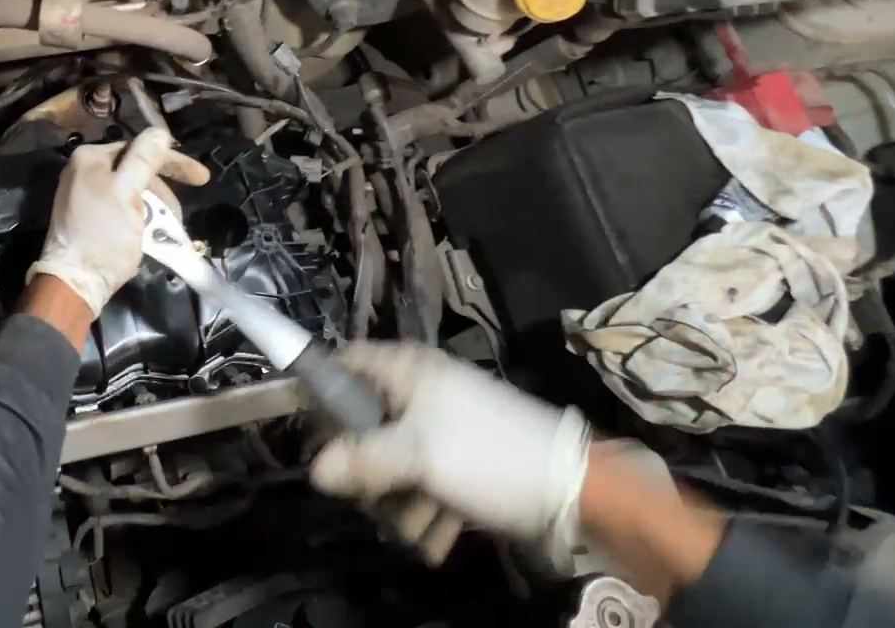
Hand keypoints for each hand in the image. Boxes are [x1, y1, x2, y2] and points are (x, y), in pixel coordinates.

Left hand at [29, 128, 209, 315]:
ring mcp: (83, 193)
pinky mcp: (87, 215)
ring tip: (168, 229)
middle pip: (136, 169)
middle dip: (163, 191)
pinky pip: (121, 206)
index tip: (202, 178)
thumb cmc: (104, 236)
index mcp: (90, 158)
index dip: (174, 162)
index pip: (140, 149)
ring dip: (154, 207)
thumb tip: (160, 132)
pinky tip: (151, 231)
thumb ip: (144, 160)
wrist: (75, 282)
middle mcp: (84, 170)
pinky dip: (140, 216)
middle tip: (180, 213)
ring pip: (131, 190)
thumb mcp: (127, 194)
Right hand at [309, 342, 590, 556]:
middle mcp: (418, 391)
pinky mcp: (462, 458)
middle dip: (370, 470)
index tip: (316, 433)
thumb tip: (316, 472)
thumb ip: (361, 462)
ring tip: (423, 524)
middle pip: (364, 423)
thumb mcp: (418, 456)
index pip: (345, 362)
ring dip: (402, 500)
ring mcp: (442, 426)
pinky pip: (425, 478)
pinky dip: (429, 506)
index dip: (322, 392)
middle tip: (377, 495)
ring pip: (394, 459)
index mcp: (405, 369)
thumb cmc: (488, 454)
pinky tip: (443, 531)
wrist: (579, 489)